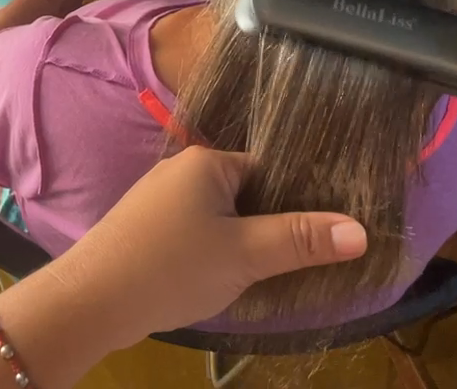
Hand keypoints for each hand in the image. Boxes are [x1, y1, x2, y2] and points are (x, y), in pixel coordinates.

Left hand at [42, 146, 367, 349]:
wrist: (96, 296)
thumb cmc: (173, 265)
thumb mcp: (245, 254)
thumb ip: (300, 240)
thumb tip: (360, 229)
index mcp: (208, 161)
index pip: (269, 171)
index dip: (300, 201)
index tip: (329, 231)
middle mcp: (184, 168)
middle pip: (246, 191)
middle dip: (273, 222)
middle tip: (309, 258)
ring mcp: (163, 196)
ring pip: (222, 213)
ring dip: (245, 238)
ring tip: (275, 270)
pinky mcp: (151, 224)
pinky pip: (199, 227)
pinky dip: (218, 247)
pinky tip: (230, 274)